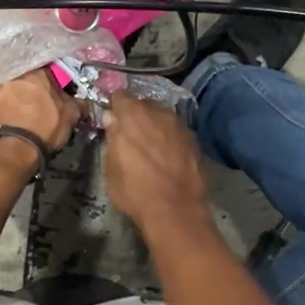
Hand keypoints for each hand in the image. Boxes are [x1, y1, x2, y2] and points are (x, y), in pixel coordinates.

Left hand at [0, 72, 80, 149]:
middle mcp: (5, 68)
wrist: (8, 151)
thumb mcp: (69, 116)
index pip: (43, 65)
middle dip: (21, 83)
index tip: (48, 89)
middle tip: (26, 98)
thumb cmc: (42, 128)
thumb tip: (83, 101)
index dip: (46, 78)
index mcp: (32, 67)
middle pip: (16, 72)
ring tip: (7, 107)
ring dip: (1, 91)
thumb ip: (77, 103)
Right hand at [103, 92, 209, 233]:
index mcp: (131, 114)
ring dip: (155, 125)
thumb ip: (112, 138)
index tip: (112, 119)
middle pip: (143, 104)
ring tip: (151, 145)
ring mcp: (179, 124)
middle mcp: (157, 112)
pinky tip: (169, 154)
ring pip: (162, 116)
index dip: (114, 106)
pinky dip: (170, 137)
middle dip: (136, 115)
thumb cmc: (135, 190)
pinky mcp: (193, 139)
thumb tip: (113, 120)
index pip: (119, 96)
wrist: (176, 209)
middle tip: (131, 134)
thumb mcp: (110, 167)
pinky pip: (176, 131)